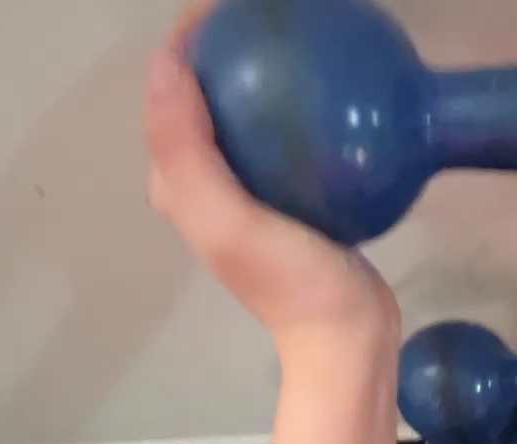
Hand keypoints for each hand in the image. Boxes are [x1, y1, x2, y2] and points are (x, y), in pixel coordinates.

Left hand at [143, 5, 400, 363]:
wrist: (349, 337)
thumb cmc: (292, 284)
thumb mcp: (226, 220)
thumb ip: (186, 150)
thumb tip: (168, 65)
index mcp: (181, 183)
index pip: (171, 87)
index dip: (190, 35)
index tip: (232, 3)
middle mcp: (211, 183)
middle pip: (209, 94)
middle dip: (229, 46)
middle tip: (273, 16)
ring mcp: (257, 194)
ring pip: (253, 114)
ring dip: (270, 73)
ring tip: (305, 39)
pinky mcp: (299, 203)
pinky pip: (295, 141)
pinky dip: (308, 110)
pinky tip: (340, 95)